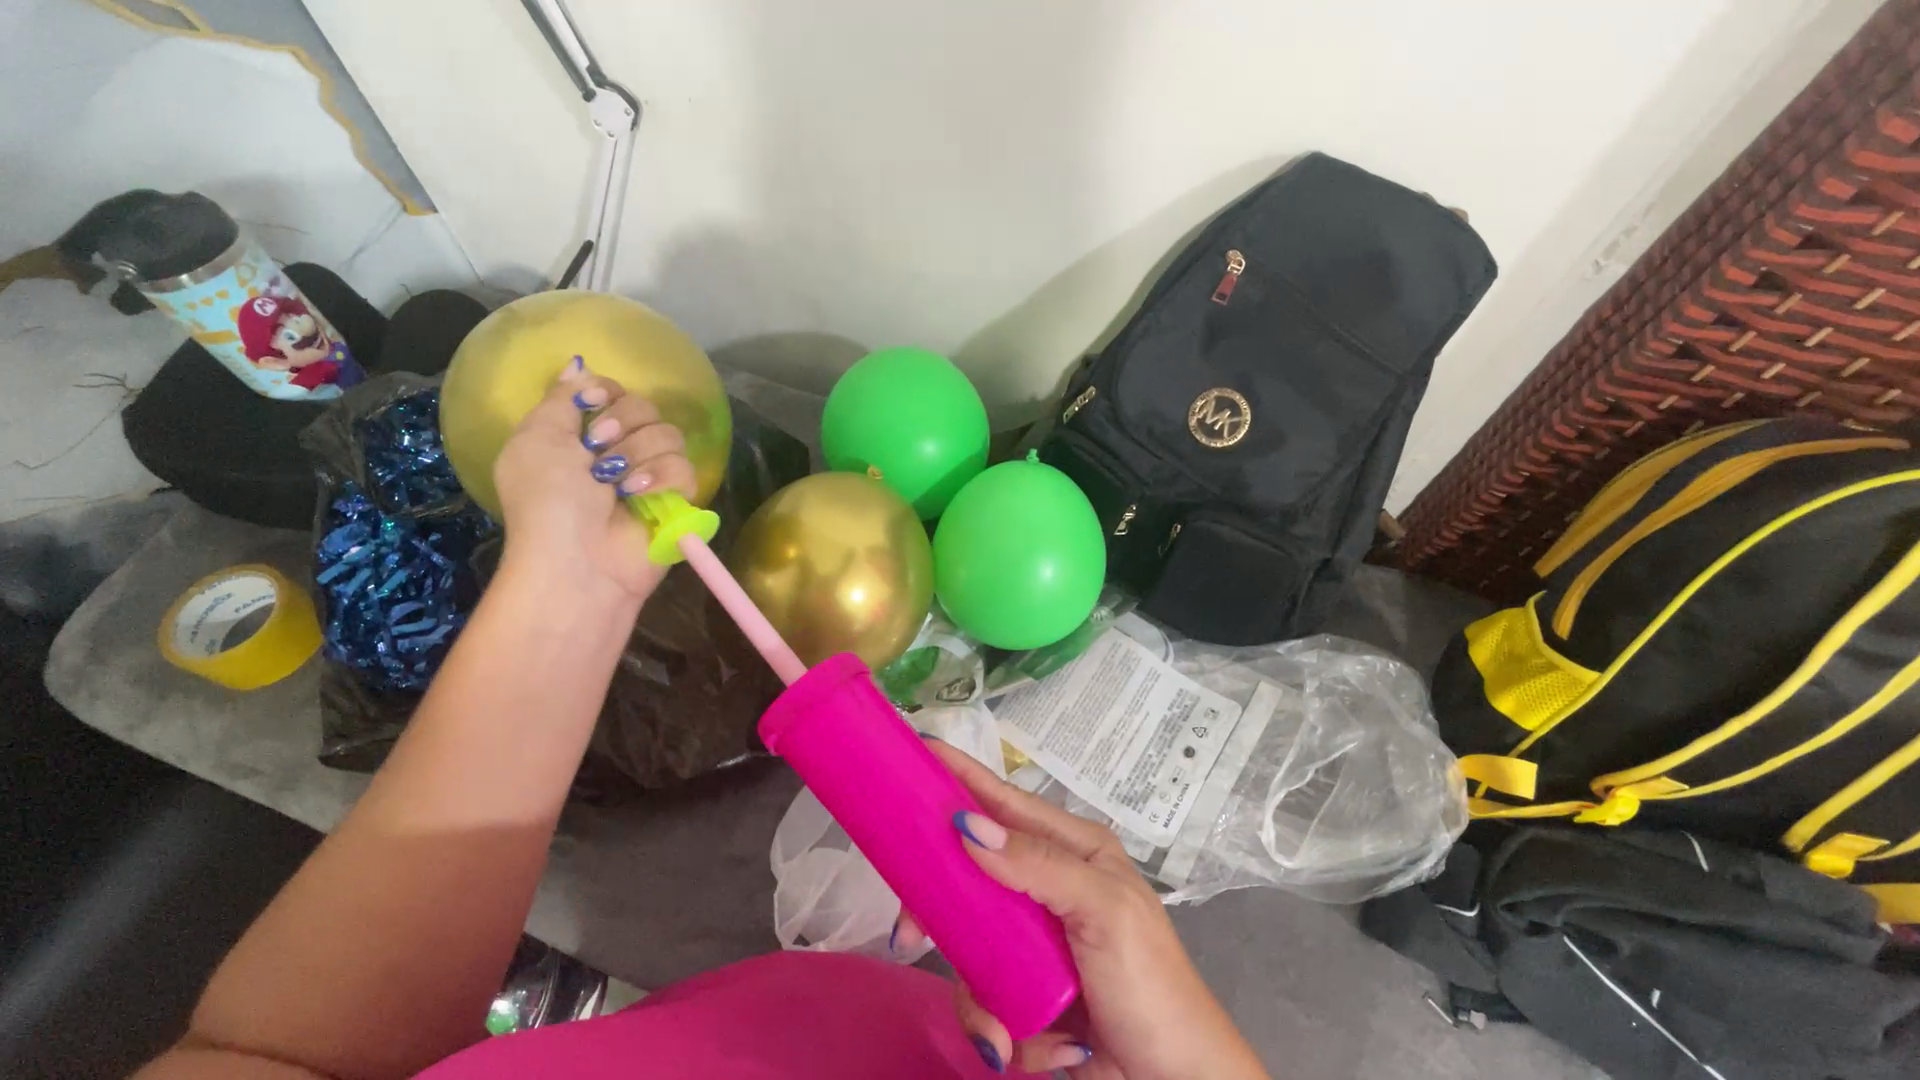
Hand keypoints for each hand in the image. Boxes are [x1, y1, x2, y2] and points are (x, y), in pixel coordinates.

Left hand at [491, 357, 698, 604]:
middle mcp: (618, 451)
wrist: (575, 560)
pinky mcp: (677, 501)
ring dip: (637, 453)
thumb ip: (560, 398)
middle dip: (622, 423)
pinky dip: (660, 476)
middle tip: (597, 450)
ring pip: (669, 434)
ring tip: (615, 484)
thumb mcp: (536, 439)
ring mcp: (650, 476)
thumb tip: (577, 363)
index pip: (614, 392)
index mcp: (580, 435)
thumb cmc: (545, 500)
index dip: (607, 392)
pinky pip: (684, 467)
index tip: (591, 404)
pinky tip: (636, 495)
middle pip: (645, 406)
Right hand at [895, 743, 1268, 1078]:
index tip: (915, 750)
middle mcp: (1045, 886)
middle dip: (940, 911)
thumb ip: (1038, 864)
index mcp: (1072, 851)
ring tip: (1000, 1035)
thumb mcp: (1104, 911)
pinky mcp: (1023, 989)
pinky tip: (1036, 1049)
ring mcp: (1032, 940)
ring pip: (967, 944)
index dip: (960, 776)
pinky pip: (984, 997)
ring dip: (979, 996)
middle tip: (910, 931)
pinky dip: (1002, 1028)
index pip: (1005, 802)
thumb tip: (967, 825)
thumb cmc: (1151, 984)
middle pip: (969, 874)